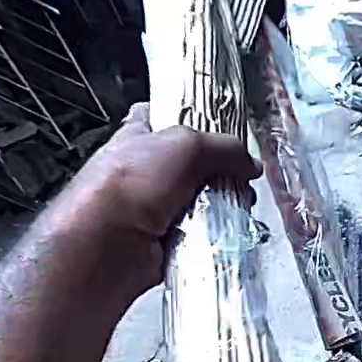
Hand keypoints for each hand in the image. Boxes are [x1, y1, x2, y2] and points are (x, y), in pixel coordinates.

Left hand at [47, 103, 260, 298]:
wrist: (108, 244)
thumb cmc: (134, 183)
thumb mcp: (186, 146)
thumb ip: (225, 148)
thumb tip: (252, 164)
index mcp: (140, 136)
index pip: (170, 118)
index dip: (198, 120)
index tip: (228, 132)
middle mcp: (147, 171)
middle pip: (198, 166)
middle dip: (224, 173)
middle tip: (243, 179)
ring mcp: (157, 207)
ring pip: (204, 201)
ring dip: (225, 205)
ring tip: (241, 207)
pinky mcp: (167, 239)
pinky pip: (202, 233)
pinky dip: (216, 234)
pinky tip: (229, 231)